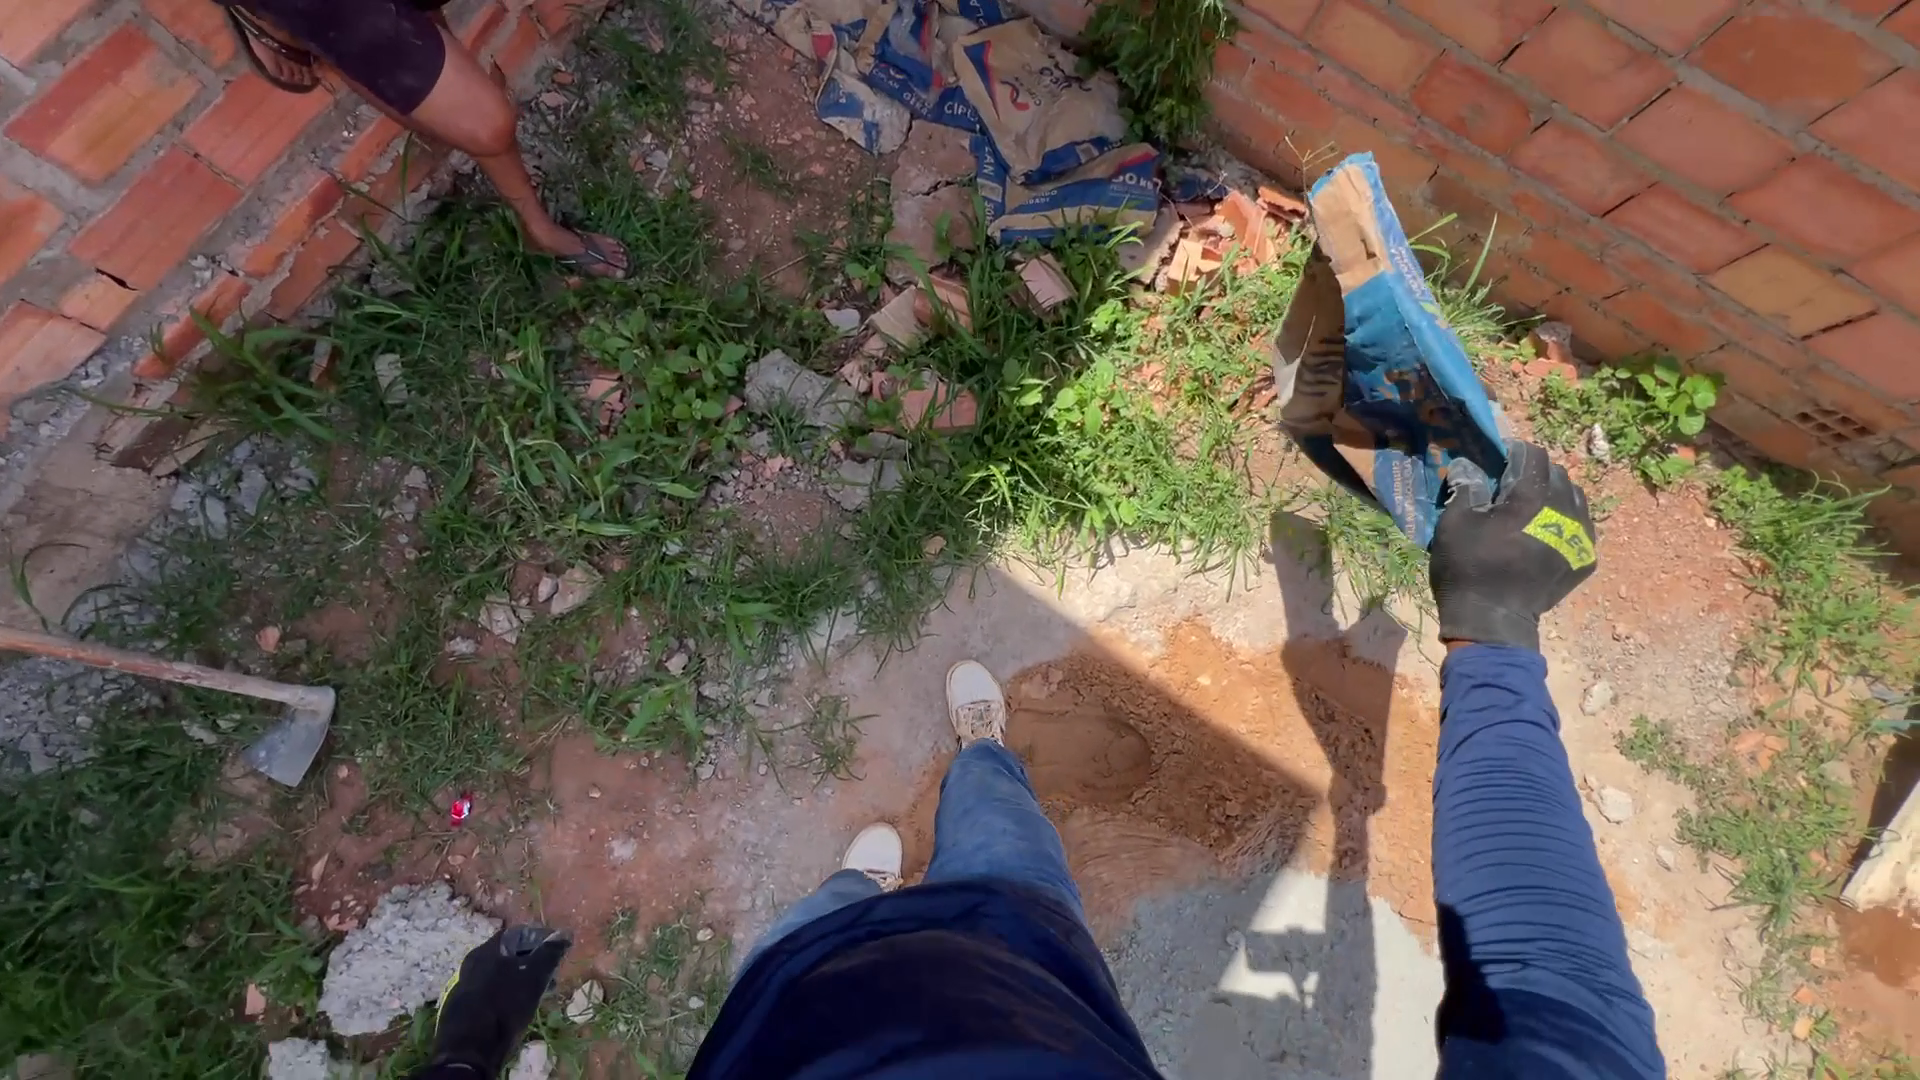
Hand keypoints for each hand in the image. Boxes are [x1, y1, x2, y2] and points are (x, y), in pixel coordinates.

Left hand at [425, 926, 570, 1077]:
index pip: (520, 933)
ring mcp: (464, 987)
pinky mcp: (461, 1009)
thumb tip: (564, 932)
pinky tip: (518, 1006)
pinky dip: (507, 993)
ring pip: (500, 974)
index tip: (557, 950)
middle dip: (533, 961)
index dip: (542, 939)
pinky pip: (490, 992)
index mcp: (487, 950)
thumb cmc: (505, 1005)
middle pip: (510, 954)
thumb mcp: (535, 976)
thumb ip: (551, 951)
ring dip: (521, 978)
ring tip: (539, 991)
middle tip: (551, 971)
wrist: (470, 1053)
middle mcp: (472, 964)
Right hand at [1430, 440, 1596, 651]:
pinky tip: (1542, 533)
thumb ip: (1466, 489)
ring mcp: (1582, 537)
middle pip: (1559, 475)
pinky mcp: (1585, 558)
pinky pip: (1582, 527)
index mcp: (1532, 498)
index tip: (1499, 456)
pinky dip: (1564, 522)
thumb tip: (1468, 465)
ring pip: (1576, 499)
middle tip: (1510, 484)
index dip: (1515, 451)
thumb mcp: (1454, 525)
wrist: (1492, 618)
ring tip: (1530, 508)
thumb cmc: (1467, 567)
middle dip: (1535, 473)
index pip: (1534, 457)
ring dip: (1554, 495)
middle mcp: (1566, 511)